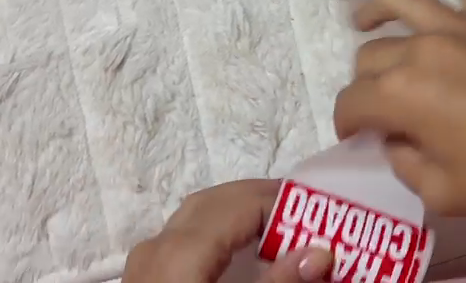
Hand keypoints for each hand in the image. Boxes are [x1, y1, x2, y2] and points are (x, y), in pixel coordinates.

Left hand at [124, 181, 333, 282]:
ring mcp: (142, 266)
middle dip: (261, 200)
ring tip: (272, 229)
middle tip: (301, 214)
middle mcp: (157, 247)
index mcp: (182, 252)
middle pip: (217, 201)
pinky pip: (179, 237)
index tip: (320, 211)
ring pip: (195, 216)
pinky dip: (212, 231)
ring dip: (236, 212)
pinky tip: (232, 255)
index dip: (285, 201)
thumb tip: (322, 252)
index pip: (244, 203)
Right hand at [333, 0, 465, 216]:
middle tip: (375, 101)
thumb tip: (397, 138)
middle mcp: (421, 48)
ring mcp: (459, 23)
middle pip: (373, 55)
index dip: (347, 122)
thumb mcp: (444, 191)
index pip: (353, 102)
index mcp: (401, 96)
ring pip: (403, 0)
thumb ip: (405, 163)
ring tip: (364, 19)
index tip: (356, 135)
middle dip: (364, 80)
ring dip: (376, 7)